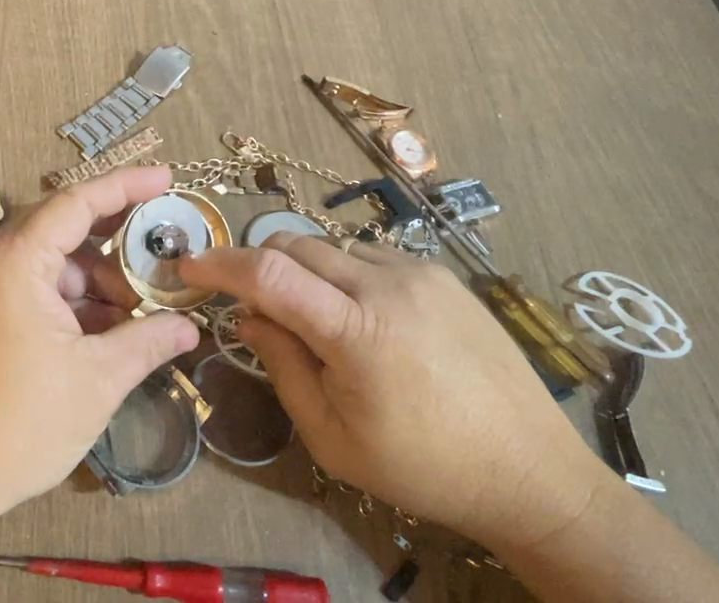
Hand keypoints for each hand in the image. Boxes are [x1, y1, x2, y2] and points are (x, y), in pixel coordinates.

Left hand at [0, 167, 199, 522]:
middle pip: (67, 229)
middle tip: (169, 249)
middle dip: (119, 240)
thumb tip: (190, 328)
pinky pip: (42, 289)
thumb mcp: (97, 379)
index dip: (125, 186)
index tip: (166, 177)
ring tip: (149, 307)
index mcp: (17, 260)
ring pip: (58, 263)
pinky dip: (78, 302)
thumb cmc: (20, 422)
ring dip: (102, 280)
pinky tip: (116, 327)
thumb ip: (147, 341)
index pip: (77, 201)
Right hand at [178, 236, 612, 550]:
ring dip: (301, 268)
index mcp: (357, 331)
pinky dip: (342, 274)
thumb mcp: (332, 436)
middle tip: (242, 297)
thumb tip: (246, 316)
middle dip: (255, 262)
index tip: (186, 265)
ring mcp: (420, 274)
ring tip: (307, 316)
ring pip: (330, 247)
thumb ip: (282, 366)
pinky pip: (369, 257)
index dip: (219, 263)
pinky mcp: (443, 277)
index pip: (268, 273)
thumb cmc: (423, 468)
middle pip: (293, 244)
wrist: (533, 473)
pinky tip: (356, 316)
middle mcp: (387, 285)